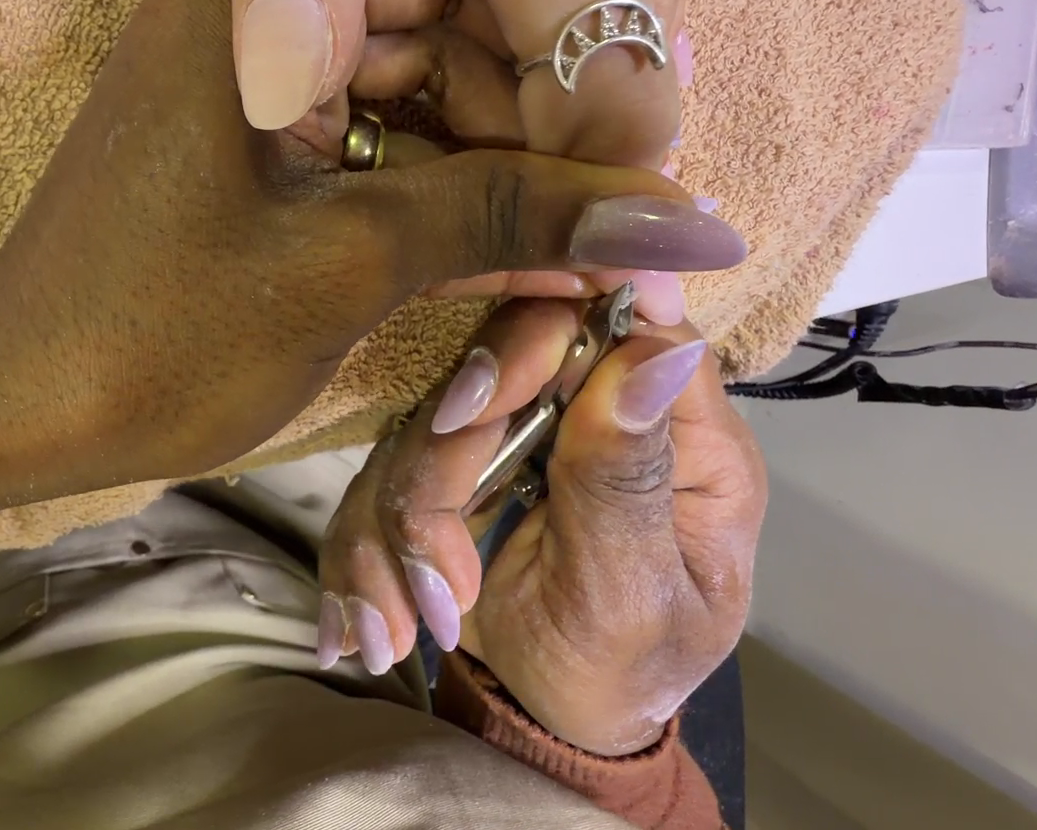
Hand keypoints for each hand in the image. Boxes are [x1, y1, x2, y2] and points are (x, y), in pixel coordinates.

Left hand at [0, 0, 745, 544]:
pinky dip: (412, 200)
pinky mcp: (225, 143)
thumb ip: (510, 220)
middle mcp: (240, 13)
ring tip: (557, 263)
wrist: (15, 405)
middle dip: (520, 149)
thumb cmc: (156, 342)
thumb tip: (689, 213)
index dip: (561, 89)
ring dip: (476, 186)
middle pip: (433, 50)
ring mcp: (229, 79)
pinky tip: (477, 258)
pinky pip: (348, 148)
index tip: (641, 181)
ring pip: (398, 108)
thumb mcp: (344, 271)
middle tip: (614, 240)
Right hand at [317, 299, 765, 755]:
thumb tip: (654, 351)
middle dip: (439, 472)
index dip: (536, 340)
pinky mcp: (443, 463)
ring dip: (397, 532)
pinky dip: (365, 550)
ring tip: (412, 621)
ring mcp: (505, 435)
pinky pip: (378, 477)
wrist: (547, 708)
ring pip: (415, 431)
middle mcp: (581, 414)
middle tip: (437, 573)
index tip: (471, 407)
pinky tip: (373, 619)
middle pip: (488, 372)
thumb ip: (628, 481)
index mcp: (671, 434)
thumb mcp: (635, 596)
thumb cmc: (623, 667)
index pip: (613, 329)